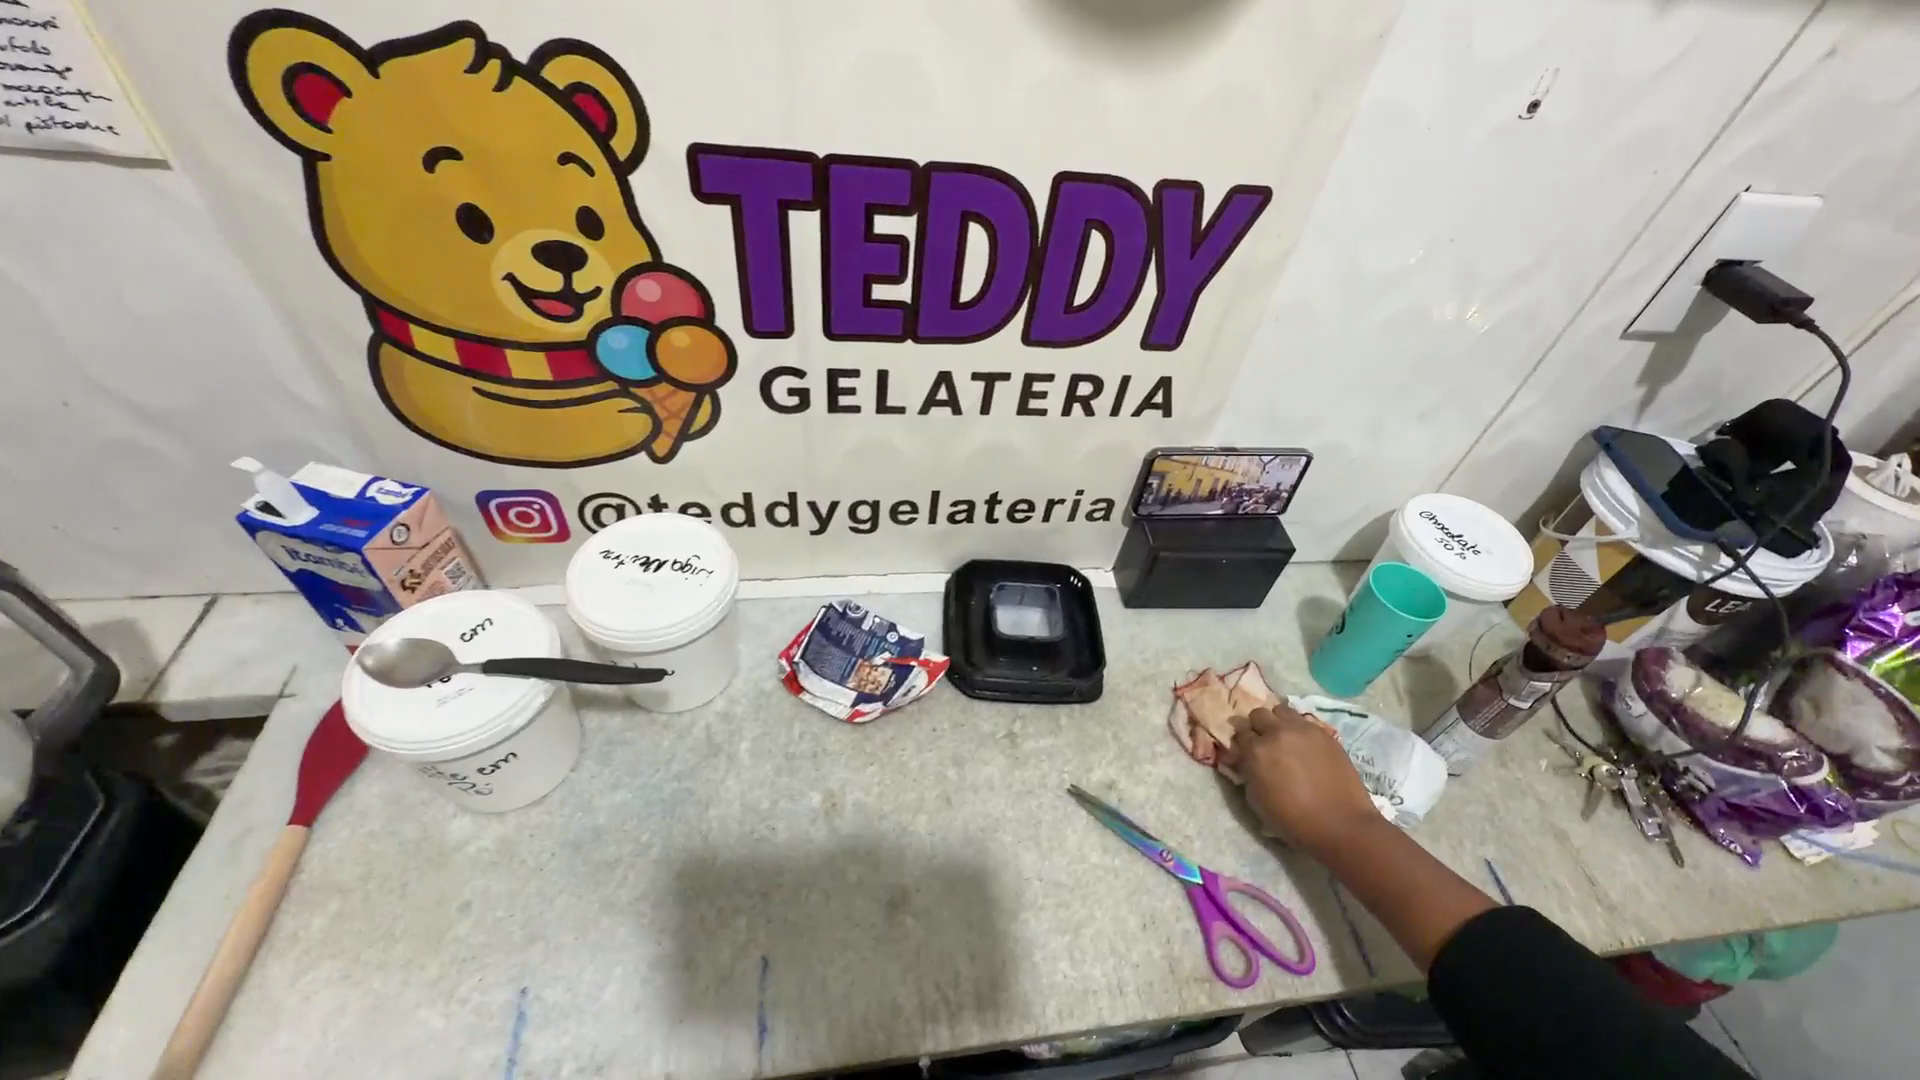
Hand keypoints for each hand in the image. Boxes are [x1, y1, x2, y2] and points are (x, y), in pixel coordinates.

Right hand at [1222, 704, 1380, 854]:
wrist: (1340, 824)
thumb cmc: (1292, 819)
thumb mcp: (1256, 799)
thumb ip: (1247, 772)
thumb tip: (1246, 761)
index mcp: (1257, 750)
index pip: (1240, 733)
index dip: (1240, 744)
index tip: (1244, 753)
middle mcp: (1278, 732)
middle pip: (1258, 714)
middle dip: (1257, 727)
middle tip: (1263, 744)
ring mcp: (1304, 730)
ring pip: (1281, 711)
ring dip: (1278, 722)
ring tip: (1284, 739)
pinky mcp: (1325, 734)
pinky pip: (1305, 722)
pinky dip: (1299, 729)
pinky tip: (1304, 747)